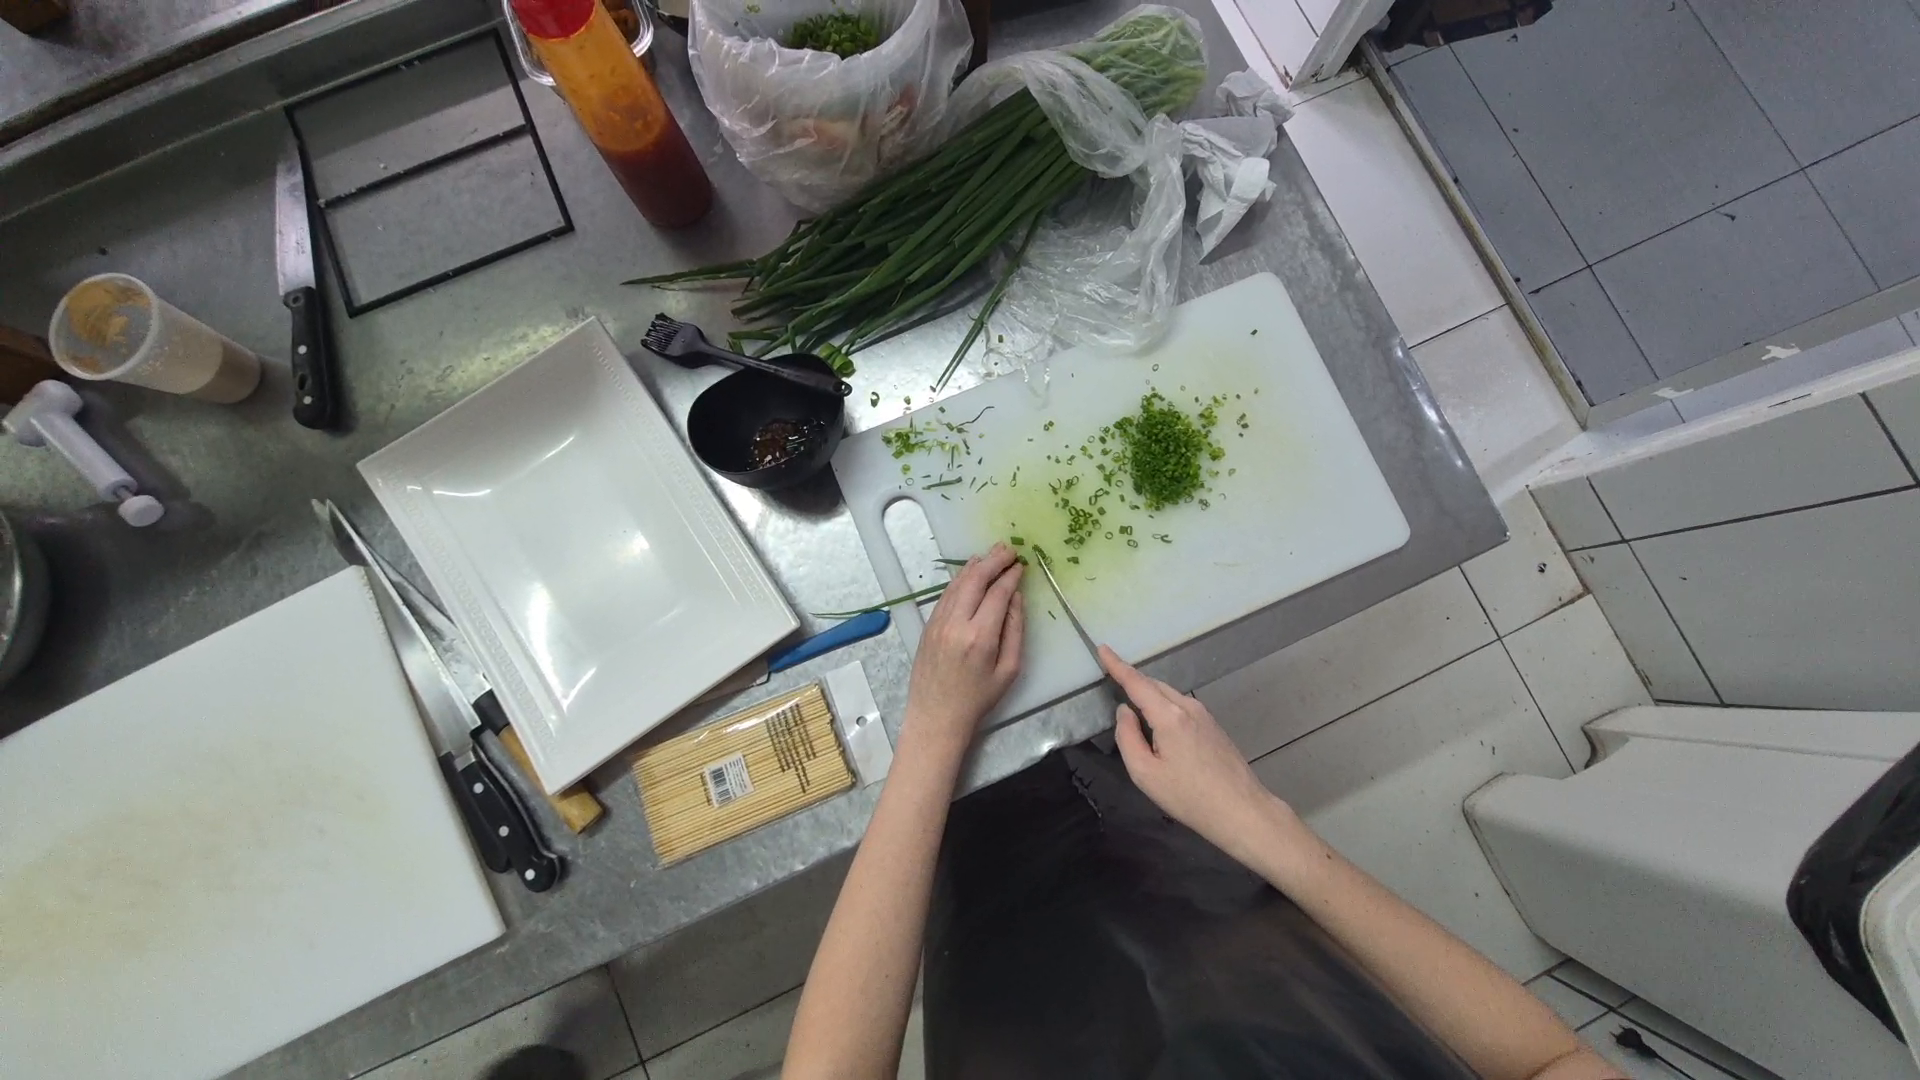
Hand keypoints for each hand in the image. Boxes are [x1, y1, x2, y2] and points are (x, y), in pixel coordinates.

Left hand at [903, 543, 1025, 751]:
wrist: (936, 717)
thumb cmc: (978, 699)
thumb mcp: (1009, 669)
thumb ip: (1015, 630)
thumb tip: (1016, 597)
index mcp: (980, 637)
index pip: (998, 593)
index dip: (1011, 576)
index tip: (1021, 565)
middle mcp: (956, 624)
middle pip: (975, 580)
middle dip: (993, 561)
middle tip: (1008, 549)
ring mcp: (938, 623)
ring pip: (957, 584)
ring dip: (975, 566)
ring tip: (992, 554)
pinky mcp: (928, 626)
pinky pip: (946, 595)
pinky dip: (960, 580)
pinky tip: (970, 572)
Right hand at [1100, 645, 1296, 868]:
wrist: (1241, 811)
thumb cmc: (1189, 796)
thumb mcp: (1145, 773)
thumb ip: (1128, 737)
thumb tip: (1124, 711)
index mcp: (1169, 716)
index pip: (1137, 682)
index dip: (1117, 665)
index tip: (1103, 648)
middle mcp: (1188, 707)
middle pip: (1154, 685)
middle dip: (1132, 680)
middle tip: (1112, 681)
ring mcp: (1204, 715)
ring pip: (1169, 695)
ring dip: (1149, 695)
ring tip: (1133, 708)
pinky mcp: (1213, 726)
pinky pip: (1181, 706)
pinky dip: (1164, 706)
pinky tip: (1160, 726)